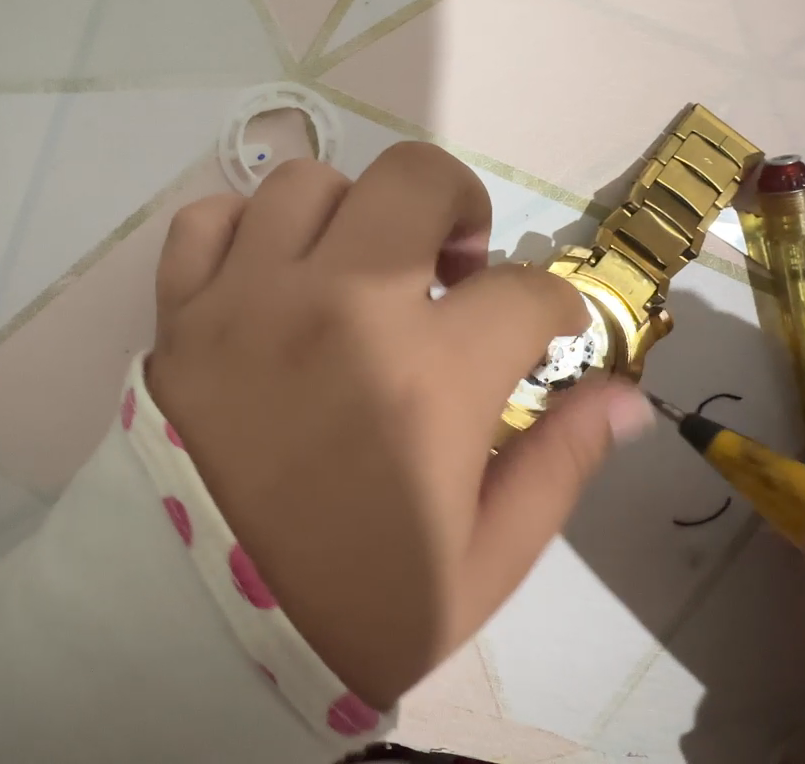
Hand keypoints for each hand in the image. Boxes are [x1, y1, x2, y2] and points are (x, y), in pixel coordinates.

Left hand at [145, 143, 653, 708]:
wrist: (200, 625)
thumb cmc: (350, 604)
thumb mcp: (482, 563)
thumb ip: (557, 465)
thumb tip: (625, 397)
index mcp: (428, 376)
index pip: (525, 290)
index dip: (555, 305)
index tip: (544, 328)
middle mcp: (339, 308)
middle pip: (414, 178)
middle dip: (456, 206)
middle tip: (449, 266)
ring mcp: (247, 298)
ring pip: (305, 182)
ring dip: (347, 212)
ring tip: (351, 267)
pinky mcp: (179, 309)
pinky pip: (206, 219)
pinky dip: (239, 227)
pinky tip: (263, 269)